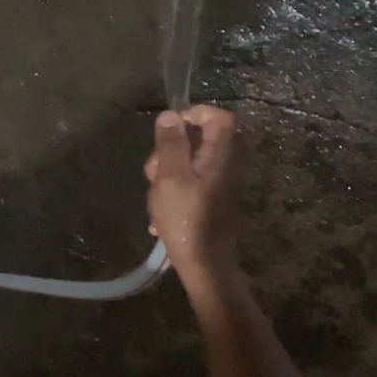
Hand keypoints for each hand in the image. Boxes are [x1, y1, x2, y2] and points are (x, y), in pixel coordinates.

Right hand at [144, 105, 236, 273]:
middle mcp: (222, 166)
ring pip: (185, 164)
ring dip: (164, 176)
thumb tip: (171, 115)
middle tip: (153, 173)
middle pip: (195, 141)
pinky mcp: (209, 201)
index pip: (219, 118)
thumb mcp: (169, 177)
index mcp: (217, 157)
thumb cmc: (185, 218)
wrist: (203, 263)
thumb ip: (170, 144)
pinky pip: (185, 185)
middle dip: (167, 152)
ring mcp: (216, 185)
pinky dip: (169, 193)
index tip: (170, 126)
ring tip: (156, 200)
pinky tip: (159, 214)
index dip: (196, 113)